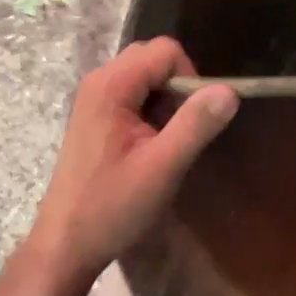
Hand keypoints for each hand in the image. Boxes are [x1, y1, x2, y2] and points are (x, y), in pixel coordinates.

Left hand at [28, 38, 238, 282]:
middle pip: (153, 58)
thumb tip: (229, 90)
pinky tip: (147, 147)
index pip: (166, 51)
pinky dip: (150, 111)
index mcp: (111, 85)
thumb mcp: (163, 167)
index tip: (191, 121)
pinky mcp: (94, 115)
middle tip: (178, 132)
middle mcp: (99, 81)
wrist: (66, 244)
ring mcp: (93, 97)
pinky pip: (132, 93)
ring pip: (144, 76)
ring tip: (163, 143)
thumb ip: (196, 124)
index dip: (189, 78)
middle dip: (177, 87)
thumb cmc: (113, 207)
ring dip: (164, 101)